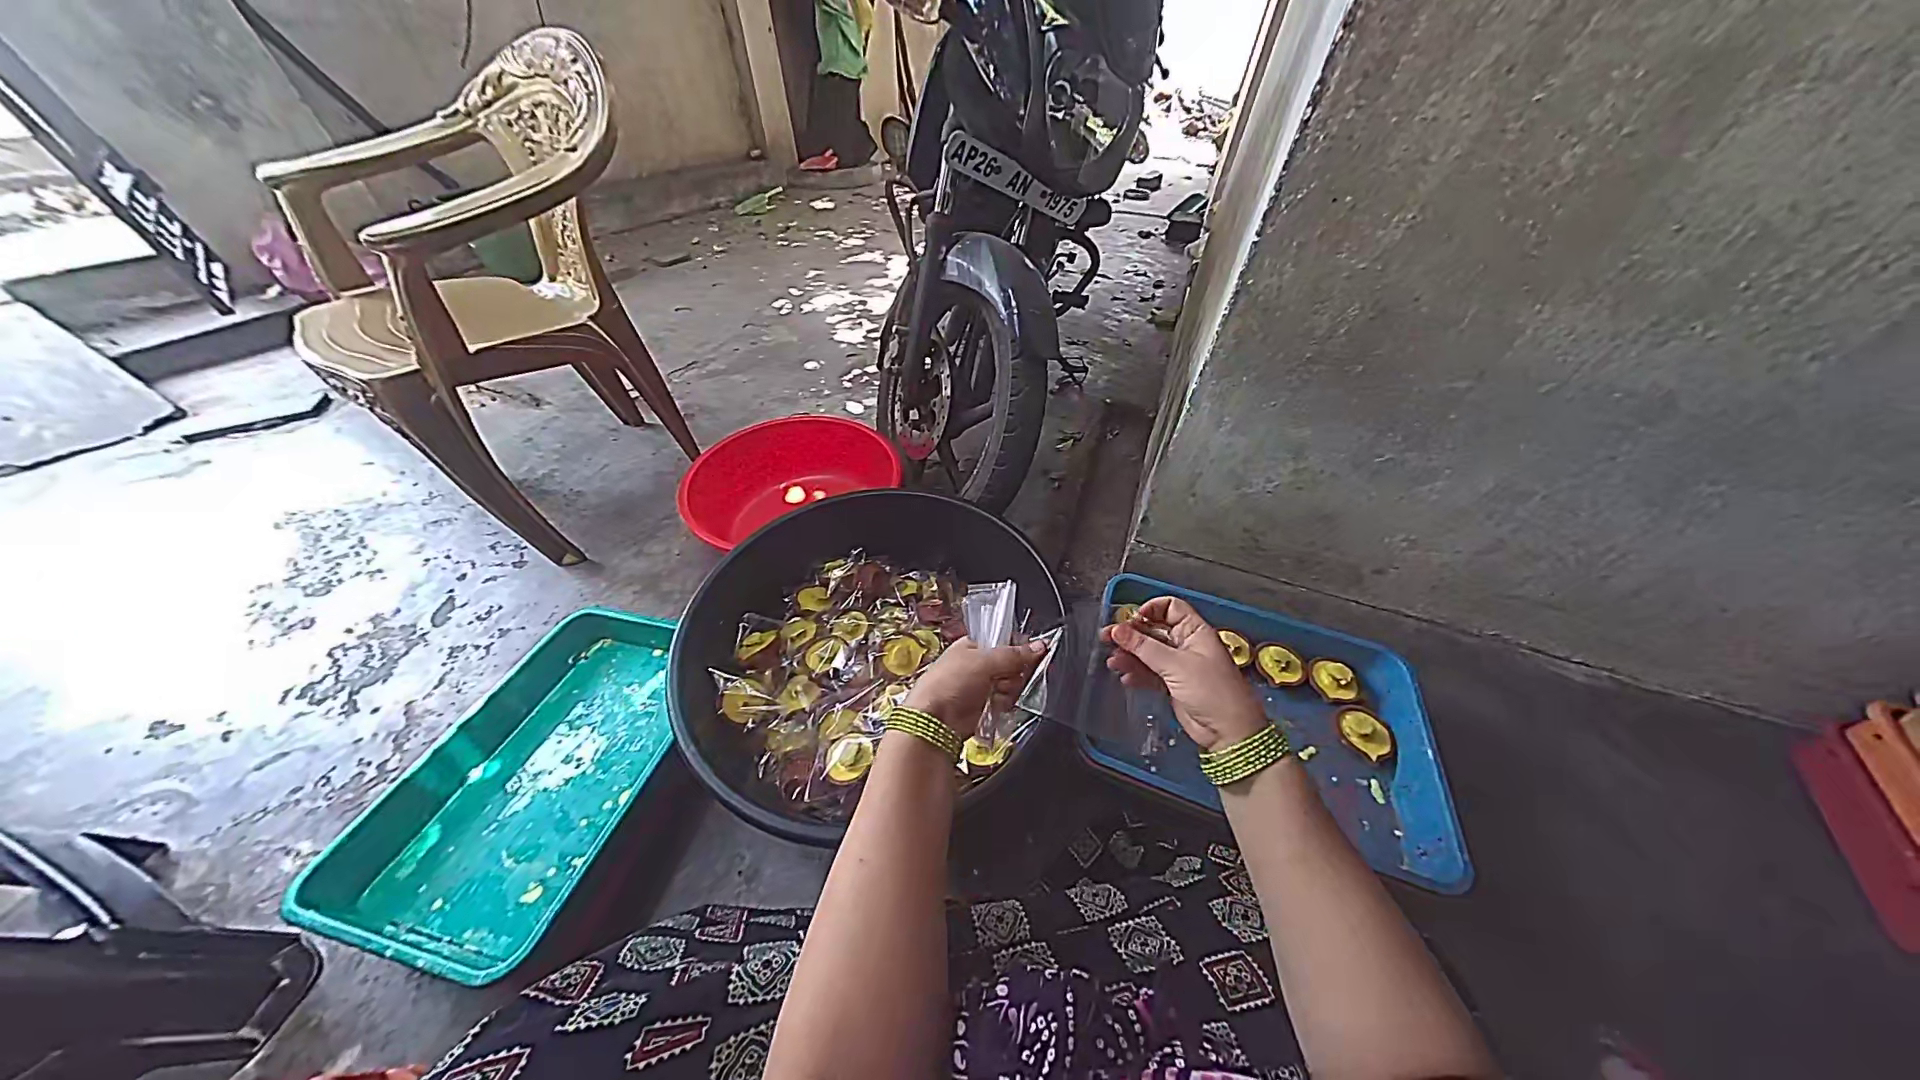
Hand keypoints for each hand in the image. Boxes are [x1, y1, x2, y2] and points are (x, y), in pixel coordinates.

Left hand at [902, 638, 1045, 737]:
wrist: (935, 720)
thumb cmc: (950, 682)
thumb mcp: (984, 661)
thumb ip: (1014, 654)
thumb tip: (1040, 646)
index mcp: (974, 645)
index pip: (1007, 641)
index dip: (1020, 648)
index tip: (1028, 655)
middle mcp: (979, 664)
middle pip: (1013, 664)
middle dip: (1014, 673)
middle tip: (1004, 677)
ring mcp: (982, 686)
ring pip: (1012, 684)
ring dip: (1009, 690)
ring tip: (996, 693)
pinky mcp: (985, 706)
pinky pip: (1007, 701)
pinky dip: (1005, 704)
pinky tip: (996, 705)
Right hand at [1100, 596, 1266, 751]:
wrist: (1228, 732)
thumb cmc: (1213, 692)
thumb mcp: (1176, 665)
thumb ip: (1144, 647)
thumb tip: (1118, 630)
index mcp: (1195, 632)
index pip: (1170, 608)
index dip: (1150, 610)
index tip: (1131, 619)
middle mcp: (1186, 645)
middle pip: (1154, 630)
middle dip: (1131, 634)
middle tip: (1108, 638)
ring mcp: (1179, 666)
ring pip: (1148, 653)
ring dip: (1130, 655)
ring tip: (1113, 661)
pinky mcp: (1172, 685)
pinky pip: (1149, 673)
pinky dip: (1136, 673)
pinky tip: (1125, 677)